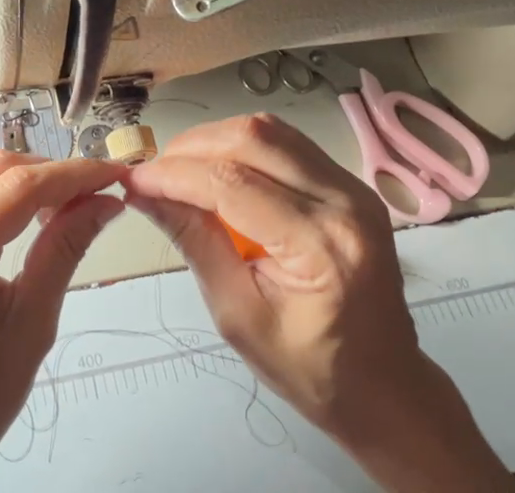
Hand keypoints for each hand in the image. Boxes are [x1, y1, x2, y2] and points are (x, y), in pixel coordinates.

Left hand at [0, 149, 126, 492]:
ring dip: (21, 173)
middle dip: (48, 170)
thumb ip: (63, 252)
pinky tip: (25, 208)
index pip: (16, 189)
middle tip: (95, 190)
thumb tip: (102, 203)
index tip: (113, 174)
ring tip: (65, 199)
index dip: (72, 175)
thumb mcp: (30, 329)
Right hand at [122, 114, 514, 492]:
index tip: (131, 180)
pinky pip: (287, 143)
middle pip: (253, 139)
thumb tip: (143, 191)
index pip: (231, 183)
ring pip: (270, 130)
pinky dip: (243, 146)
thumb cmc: (308, 366)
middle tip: (154, 174)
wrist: (383, 384)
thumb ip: (194, 241)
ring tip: (181, 171)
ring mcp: (353, 187)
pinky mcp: (351, 184)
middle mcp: (344, 201)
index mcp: (321, 245)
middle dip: (191, 148)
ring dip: (216, 141)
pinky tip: (218, 171)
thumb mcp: (237, 313)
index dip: (174, 175)